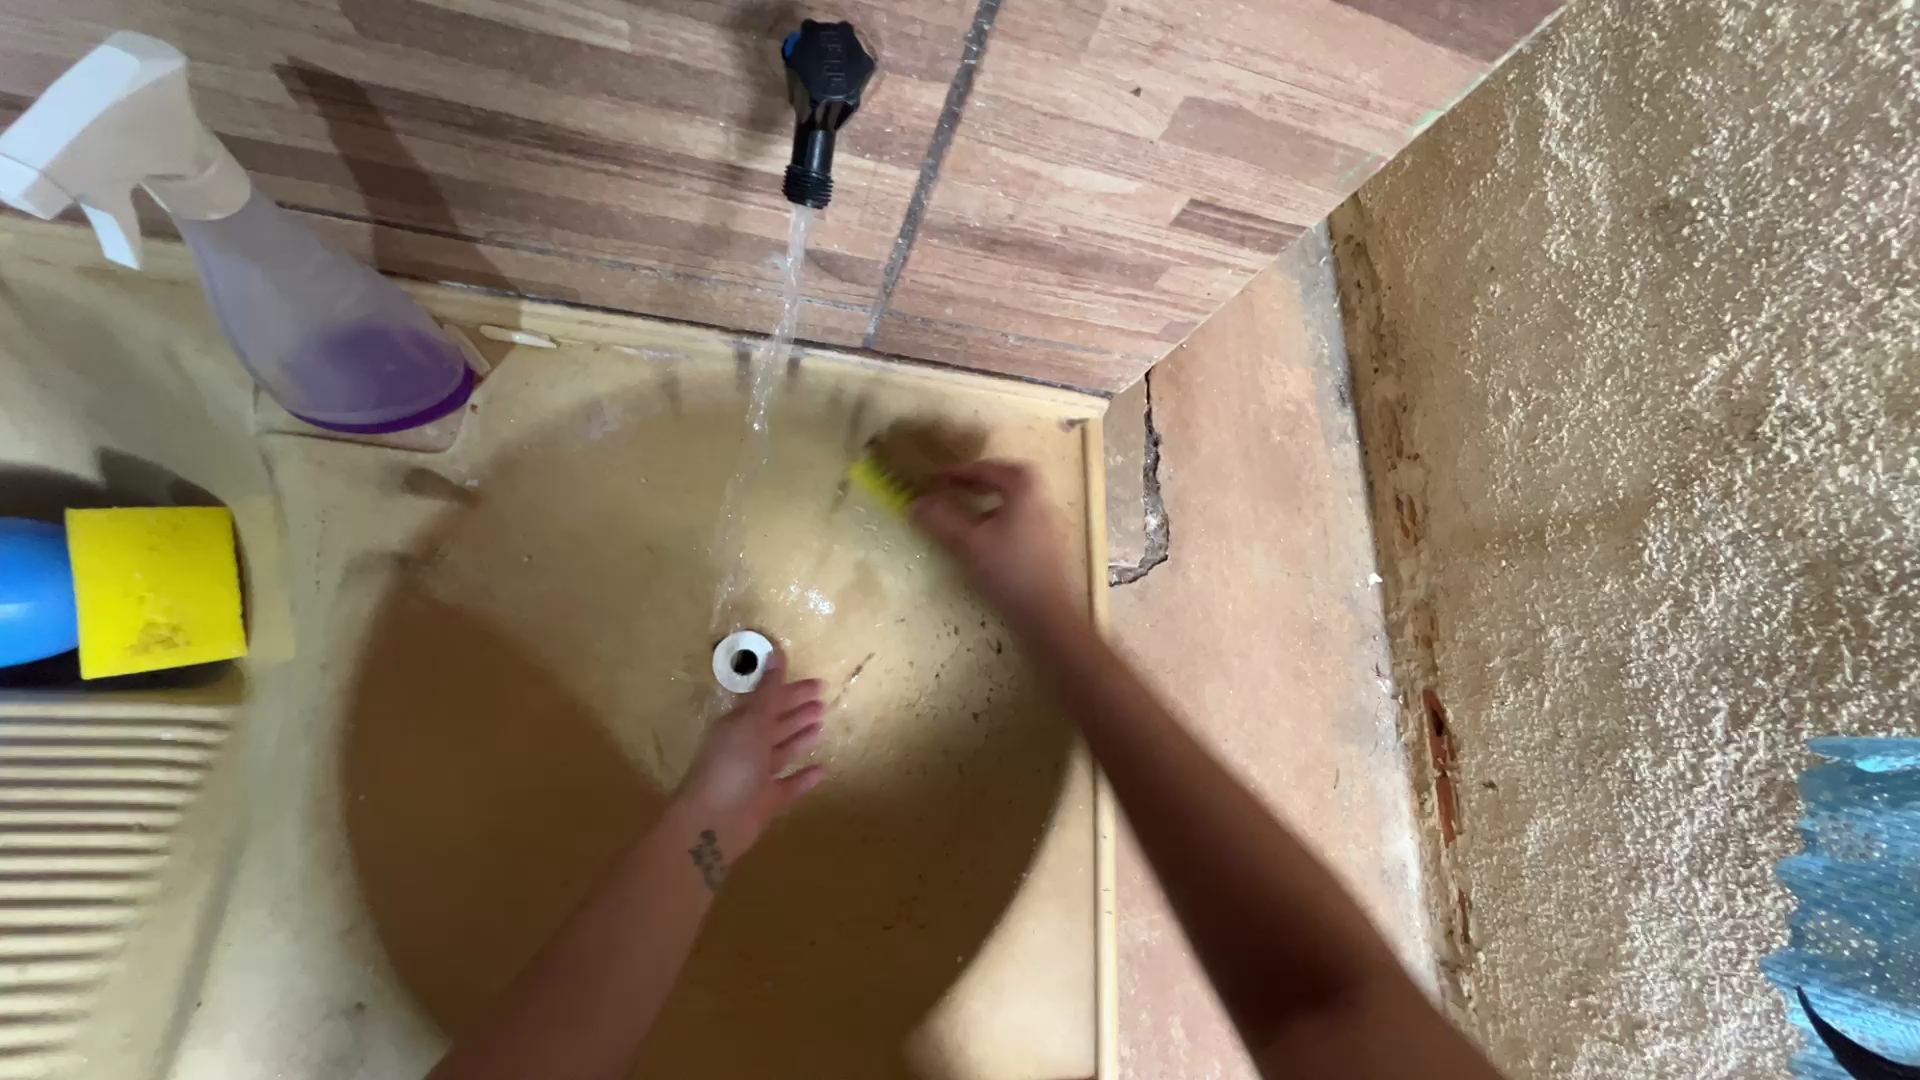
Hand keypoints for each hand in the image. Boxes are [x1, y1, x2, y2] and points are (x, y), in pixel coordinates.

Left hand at [672, 652, 825, 869]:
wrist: (712, 825)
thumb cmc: (730, 766)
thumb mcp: (751, 723)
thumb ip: (767, 691)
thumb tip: (775, 652)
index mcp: (739, 725)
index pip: (768, 701)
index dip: (791, 691)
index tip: (818, 684)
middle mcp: (746, 747)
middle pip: (776, 724)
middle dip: (798, 711)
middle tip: (823, 702)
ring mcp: (756, 776)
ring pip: (782, 751)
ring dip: (800, 738)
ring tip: (821, 726)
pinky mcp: (766, 802)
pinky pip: (789, 785)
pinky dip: (804, 777)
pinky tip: (822, 770)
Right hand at [910, 460, 1080, 633]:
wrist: (1048, 615)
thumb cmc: (1008, 571)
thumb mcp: (968, 543)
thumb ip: (940, 520)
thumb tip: (914, 503)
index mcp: (1024, 488)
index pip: (987, 469)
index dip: (956, 472)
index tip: (932, 478)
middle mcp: (1042, 499)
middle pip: (1006, 479)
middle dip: (977, 480)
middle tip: (953, 487)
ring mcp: (1049, 522)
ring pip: (1015, 501)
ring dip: (988, 500)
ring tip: (965, 512)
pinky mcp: (1049, 545)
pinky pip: (1020, 519)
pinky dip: (999, 519)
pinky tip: (985, 539)